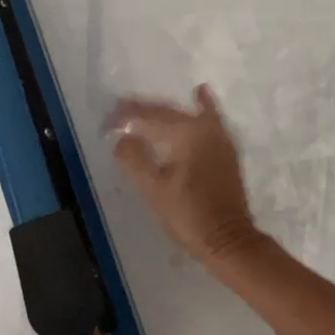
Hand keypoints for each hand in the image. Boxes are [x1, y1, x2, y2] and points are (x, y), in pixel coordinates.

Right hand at [108, 84, 264, 263]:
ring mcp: (220, 139)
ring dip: (164, 112)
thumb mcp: (153, 190)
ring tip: (144, 110)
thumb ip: (134, 159)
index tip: (107, 121)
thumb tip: (122, 138)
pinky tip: (200, 93)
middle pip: (169, 112)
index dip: (126, 116)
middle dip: (142, 111)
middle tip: (118, 113)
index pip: (150, 116)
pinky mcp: (226, 151)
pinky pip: (210, 119)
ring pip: (188, 115)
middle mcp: (206, 128)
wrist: (228, 241)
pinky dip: (202, 106)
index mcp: (187, 134)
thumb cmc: (188, 216)